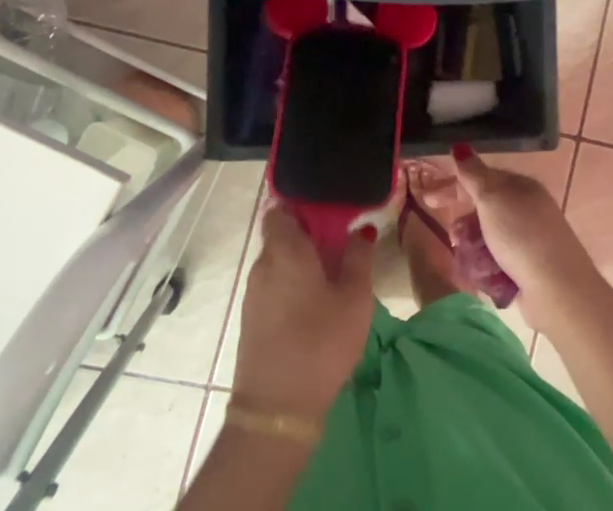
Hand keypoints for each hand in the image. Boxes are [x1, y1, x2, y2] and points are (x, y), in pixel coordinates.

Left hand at [231, 208, 376, 419]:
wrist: (278, 405)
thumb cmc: (321, 342)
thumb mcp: (354, 299)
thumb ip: (358, 258)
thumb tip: (361, 229)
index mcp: (285, 250)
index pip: (280, 210)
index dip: (301, 207)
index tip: (327, 213)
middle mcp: (263, 264)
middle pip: (279, 236)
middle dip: (306, 236)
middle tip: (339, 244)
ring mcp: (253, 293)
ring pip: (276, 263)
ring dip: (299, 263)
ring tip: (332, 275)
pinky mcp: (251, 318)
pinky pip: (272, 286)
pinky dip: (291, 285)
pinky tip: (314, 303)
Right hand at [451, 149, 604, 329]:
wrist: (556, 287)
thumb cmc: (521, 236)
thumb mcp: (493, 199)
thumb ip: (473, 174)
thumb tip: (460, 146)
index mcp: (521, 187)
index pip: (481, 178)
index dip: (453, 186)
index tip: (427, 200)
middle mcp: (526, 209)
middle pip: (483, 210)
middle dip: (463, 223)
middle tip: (453, 237)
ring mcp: (527, 239)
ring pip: (486, 237)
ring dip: (472, 247)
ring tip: (468, 259)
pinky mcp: (526, 267)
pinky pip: (495, 260)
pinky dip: (484, 265)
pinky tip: (479, 274)